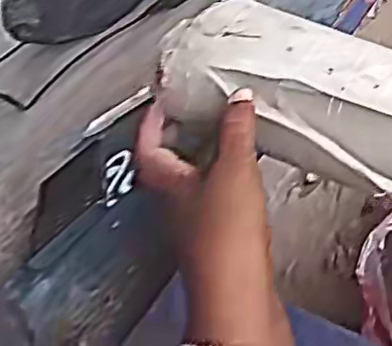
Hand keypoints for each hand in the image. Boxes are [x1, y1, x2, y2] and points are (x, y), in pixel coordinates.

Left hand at [135, 89, 292, 345]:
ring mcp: (195, 220)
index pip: (147, 147)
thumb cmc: (225, 237)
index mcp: (169, 185)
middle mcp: (176, 203)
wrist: (239, 291)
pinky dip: (224, 170)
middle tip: (194, 109)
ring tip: (225, 130)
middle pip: (168, 161)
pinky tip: (244, 169)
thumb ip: (236, 129)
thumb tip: (238, 99)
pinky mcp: (217, 233)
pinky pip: (214, 190)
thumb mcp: (234, 167)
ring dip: (204, 150)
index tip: (160, 99)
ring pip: (192, 176)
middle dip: (179, 133)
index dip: (151, 121)